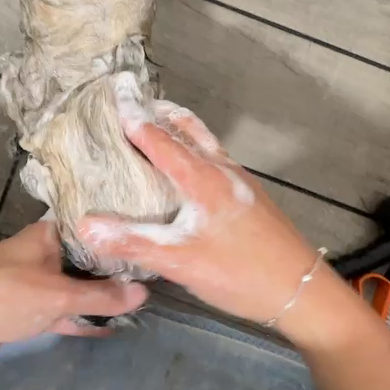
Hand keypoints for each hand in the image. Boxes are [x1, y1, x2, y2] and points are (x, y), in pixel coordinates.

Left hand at [0, 220, 147, 363]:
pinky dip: (80, 318)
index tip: (151, 238)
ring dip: (97, 298)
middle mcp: (40, 254)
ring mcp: (32, 282)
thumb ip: (100, 296)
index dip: (118, 233)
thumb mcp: (58, 295)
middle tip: (155, 275)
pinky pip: (61, 311)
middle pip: (83, 259)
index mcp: (46, 236)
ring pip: (73, 287)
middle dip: (112, 270)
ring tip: (139, 305)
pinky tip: (109, 327)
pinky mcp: (25, 310)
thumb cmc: (4, 294)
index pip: (89, 227)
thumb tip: (144, 293)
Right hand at [76, 102, 338, 336]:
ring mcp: (240, 181)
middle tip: (134, 102)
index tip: (115, 98)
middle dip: (160, 113)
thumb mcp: (181, 262)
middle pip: (188, 128)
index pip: (161, 140)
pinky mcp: (251, 196)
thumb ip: (133, 242)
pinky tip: (188, 168)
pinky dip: (194, 147)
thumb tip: (85, 226)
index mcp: (203, 179)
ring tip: (157, 124)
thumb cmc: (241, 273)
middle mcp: (222, 170)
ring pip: (205, 141)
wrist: (304, 292)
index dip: (135, 120)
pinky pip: (215, 157)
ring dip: (179, 127)